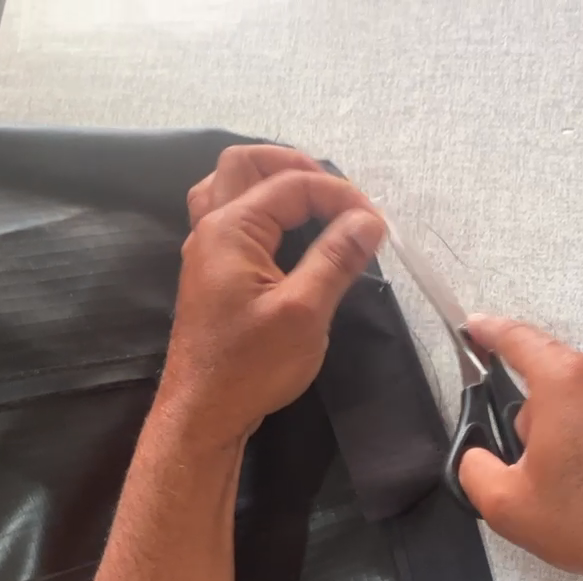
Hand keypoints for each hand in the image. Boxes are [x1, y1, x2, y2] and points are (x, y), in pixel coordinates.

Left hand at [162, 145, 386, 444]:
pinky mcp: (213, 277)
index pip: (290, 186)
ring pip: (230, 189)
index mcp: (231, 229)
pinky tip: (283, 234)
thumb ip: (336, 259)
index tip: (377, 222)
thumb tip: (369, 221)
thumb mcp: (305, 312)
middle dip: (295, 167)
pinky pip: (230, 219)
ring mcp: (207, 253)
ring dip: (270, 182)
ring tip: (311, 201)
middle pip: (245, 165)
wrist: (205, 411)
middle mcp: (211, 229)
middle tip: (338, 193)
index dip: (339, 194)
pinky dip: (260, 210)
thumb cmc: (253, 365)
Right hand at [456, 316, 582, 580]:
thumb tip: (476, 457)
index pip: (518, 340)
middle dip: (539, 423)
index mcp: (567, 382)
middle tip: (542, 475)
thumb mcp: (509, 506)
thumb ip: (474, 470)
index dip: (490, 332)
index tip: (477, 326)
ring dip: (575, 437)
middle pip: (554, 384)